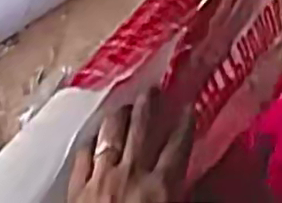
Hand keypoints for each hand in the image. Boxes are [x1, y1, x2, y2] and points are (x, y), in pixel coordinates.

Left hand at [67, 88, 192, 202]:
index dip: (186, 123)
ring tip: (125, 105)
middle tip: (153, 90)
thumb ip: (186, 201)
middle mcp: (132, 173)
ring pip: (111, 133)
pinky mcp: (76, 191)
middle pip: (142, 127)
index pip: (178, 144)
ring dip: (120, 115)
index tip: (190, 106)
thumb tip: (205, 188)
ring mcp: (101, 179)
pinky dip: (89, 143)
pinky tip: (93, 138)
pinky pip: (83, 156)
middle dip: (149, 104)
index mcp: (160, 188)